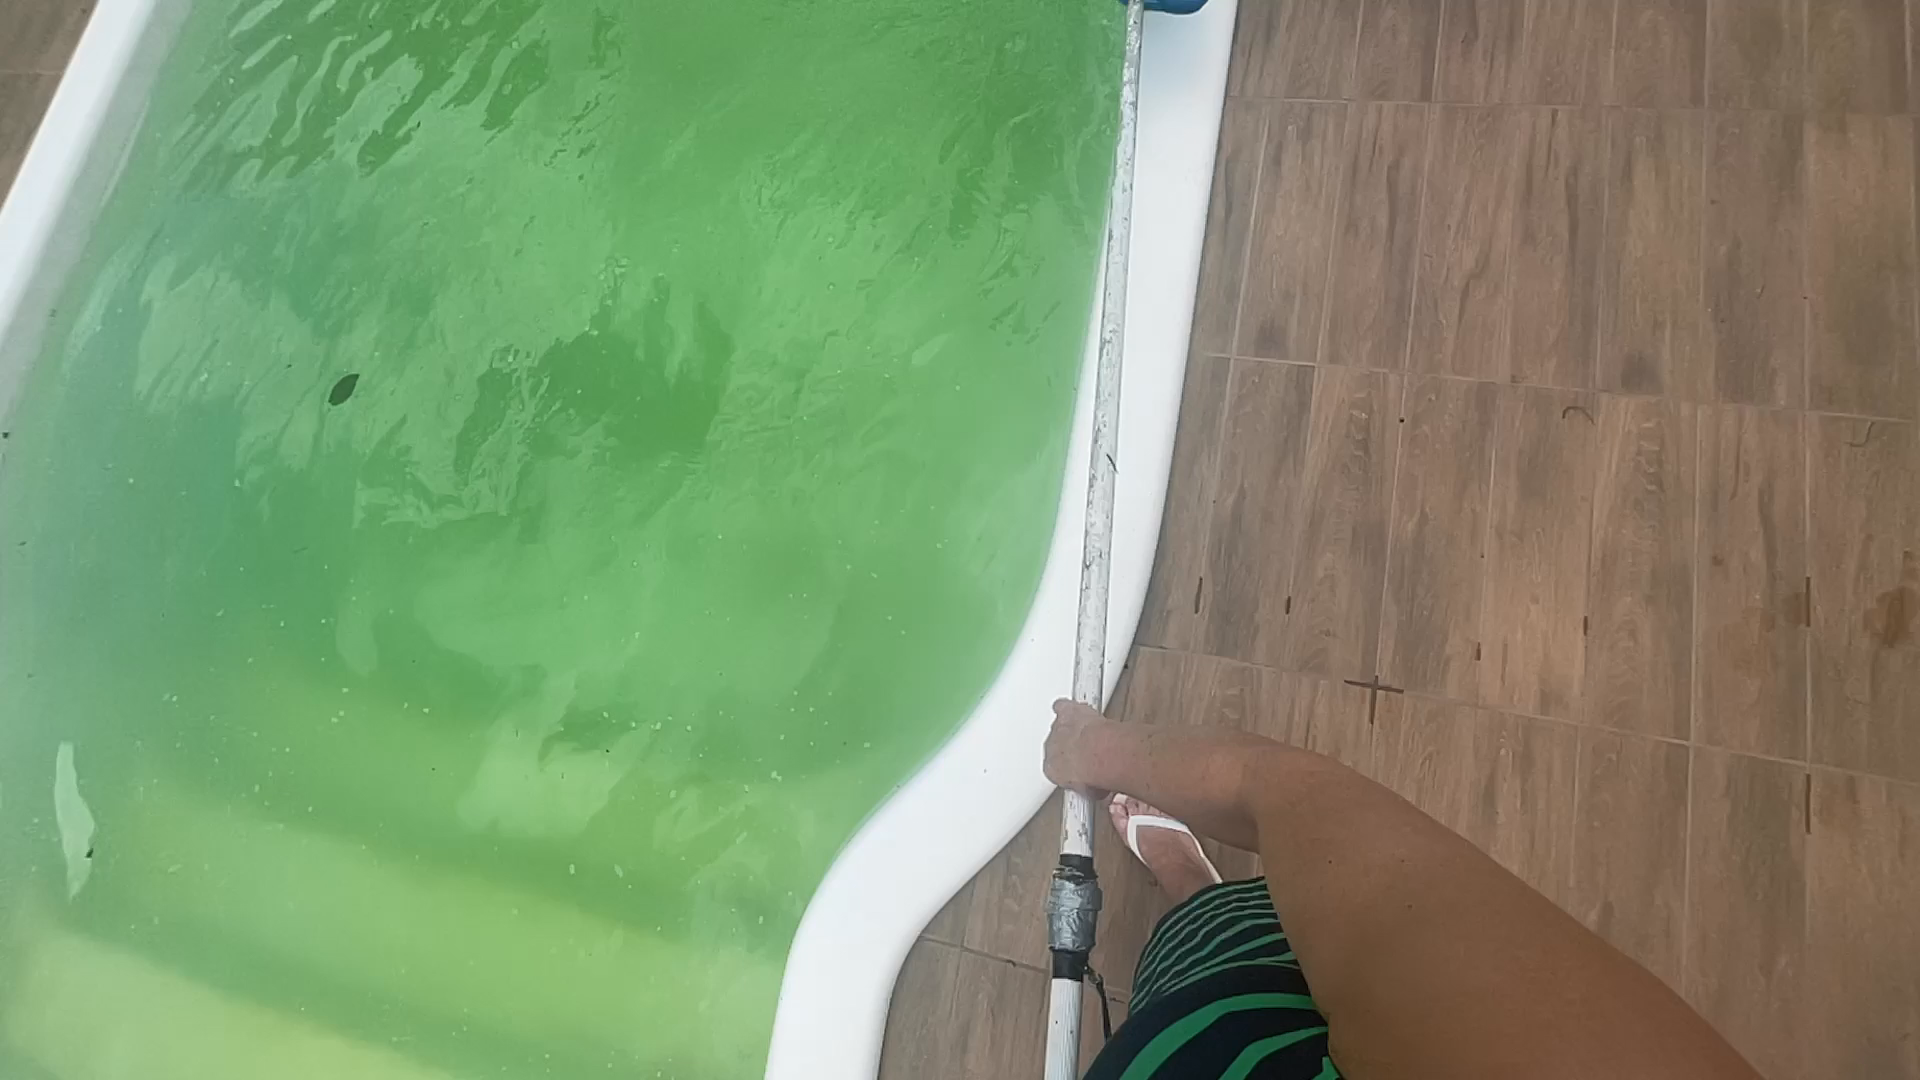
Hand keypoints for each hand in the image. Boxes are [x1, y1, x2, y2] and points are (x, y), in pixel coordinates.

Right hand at [1043, 698, 1116, 792]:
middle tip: (1087, 751)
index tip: (1082, 769)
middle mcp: (1050, 747)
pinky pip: (1062, 706)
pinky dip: (1066, 706)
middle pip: (1057, 745)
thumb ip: (1089, 785)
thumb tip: (1100, 788)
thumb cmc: (1093, 771)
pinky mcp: (1066, 711)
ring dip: (1072, 728)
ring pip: (1061, 726)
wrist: (1097, 753)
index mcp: (1051, 769)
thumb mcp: (1092, 789)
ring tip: (1086, 732)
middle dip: (1071, 747)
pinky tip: (1074, 707)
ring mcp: (1058, 728)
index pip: (1056, 768)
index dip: (1071, 768)